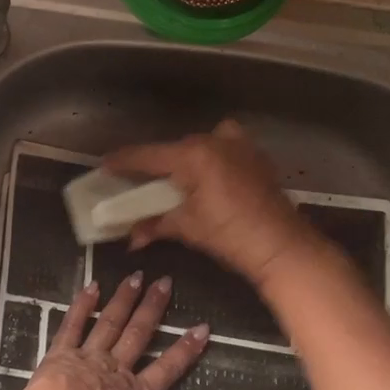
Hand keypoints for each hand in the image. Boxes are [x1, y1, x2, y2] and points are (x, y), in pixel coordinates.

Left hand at [20, 273, 209, 389]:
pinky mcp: (61, 352)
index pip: (168, 369)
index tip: (202, 327)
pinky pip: (72, 325)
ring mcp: (88, 356)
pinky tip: (91, 286)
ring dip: (123, 299)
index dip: (186, 349)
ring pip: (110, 323)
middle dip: (153, 308)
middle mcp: (116, 367)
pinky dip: (81, 305)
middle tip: (165, 282)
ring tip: (135, 276)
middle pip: (138, 334)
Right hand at [104, 120, 318, 289]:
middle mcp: (215, 142)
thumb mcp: (187, 228)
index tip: (104, 165)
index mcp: (193, 155)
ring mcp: (239, 146)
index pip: (147, 155)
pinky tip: (209, 178)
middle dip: (157, 163)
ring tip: (178, 178)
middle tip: (141, 180)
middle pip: (174, 148)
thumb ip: (155, 225)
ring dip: (187, 158)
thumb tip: (131, 237)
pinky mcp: (256, 157)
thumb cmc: (231, 236)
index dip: (123, 161)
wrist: (285, 248)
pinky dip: (212, 158)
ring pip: (201, 144)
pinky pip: (225, 148)